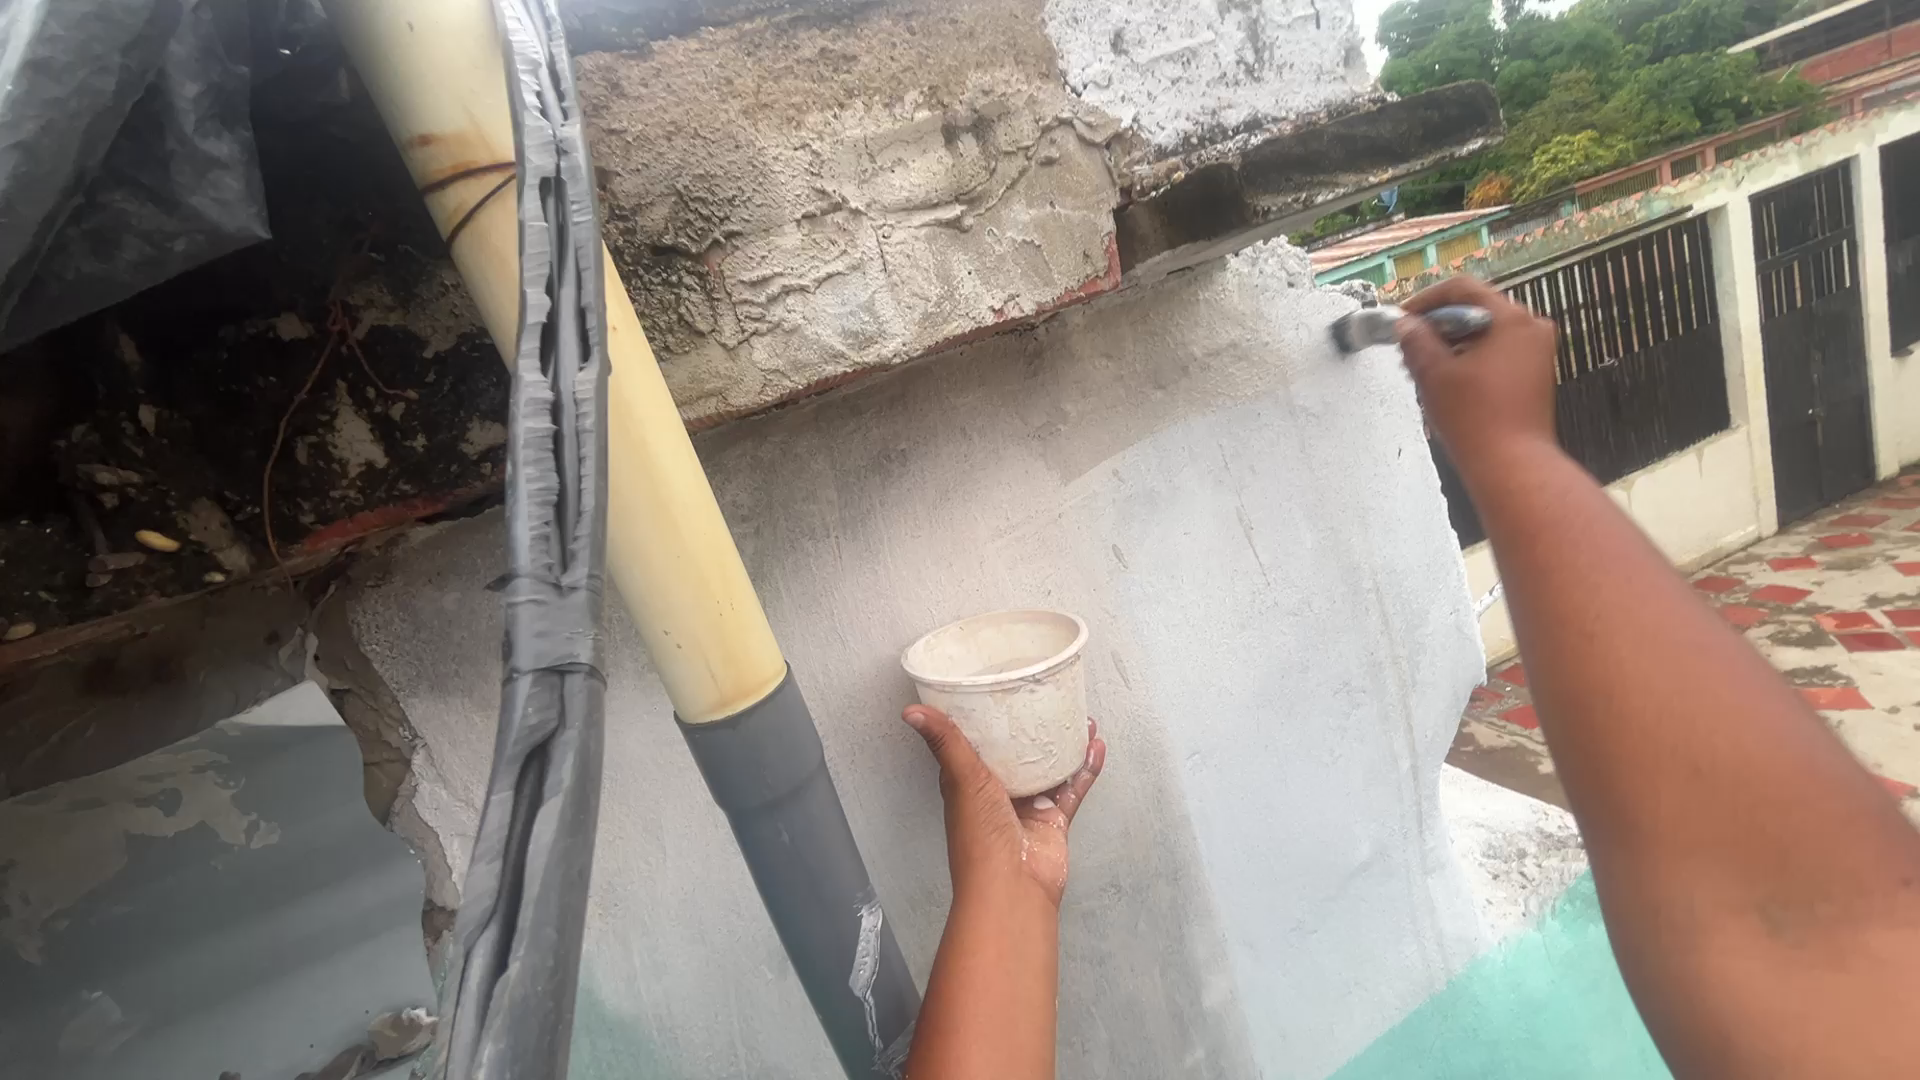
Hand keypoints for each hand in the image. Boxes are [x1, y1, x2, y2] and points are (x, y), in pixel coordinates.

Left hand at [902, 705, 1104, 909]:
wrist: (1012, 888)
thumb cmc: (979, 839)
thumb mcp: (962, 777)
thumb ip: (945, 740)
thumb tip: (911, 712)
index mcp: (969, 780)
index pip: (976, 740)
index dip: (988, 717)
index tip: (1002, 690)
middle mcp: (997, 791)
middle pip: (1019, 751)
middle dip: (1035, 727)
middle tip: (1051, 701)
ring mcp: (1027, 806)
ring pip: (1050, 766)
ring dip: (1065, 743)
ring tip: (1080, 718)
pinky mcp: (1053, 820)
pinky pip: (1072, 788)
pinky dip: (1085, 769)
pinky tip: (1095, 748)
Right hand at [1398, 275, 1559, 479]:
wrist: (1509, 460)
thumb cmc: (1475, 417)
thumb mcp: (1434, 373)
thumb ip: (1416, 341)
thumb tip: (1405, 325)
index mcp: (1512, 320)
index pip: (1462, 290)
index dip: (1425, 301)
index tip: (1401, 319)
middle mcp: (1530, 329)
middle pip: (1473, 311)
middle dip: (1435, 327)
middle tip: (1407, 347)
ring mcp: (1534, 352)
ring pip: (1481, 333)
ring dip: (1448, 345)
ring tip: (1420, 369)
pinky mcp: (1530, 373)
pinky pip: (1492, 352)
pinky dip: (1465, 359)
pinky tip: (1443, 381)